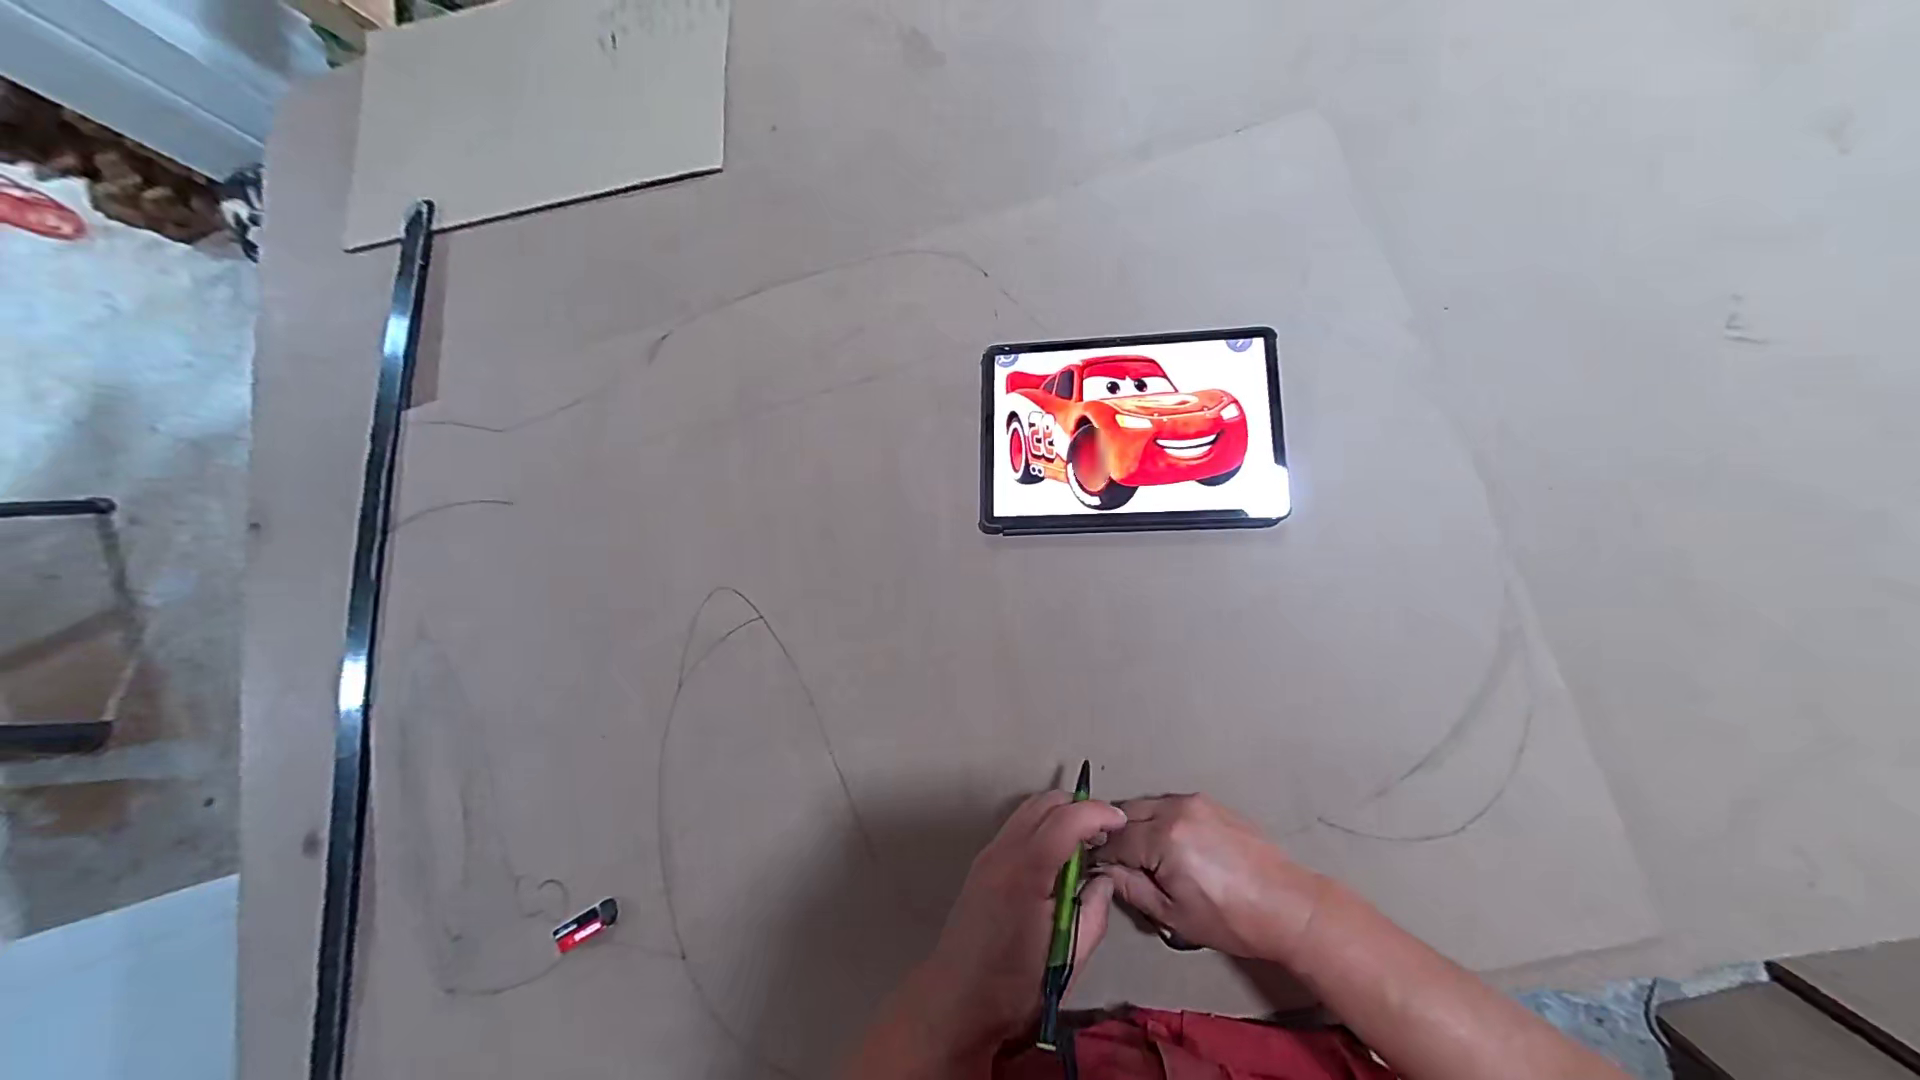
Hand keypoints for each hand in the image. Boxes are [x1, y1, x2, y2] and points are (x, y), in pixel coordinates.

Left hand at [883, 790, 1126, 1062]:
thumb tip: (1102, 881)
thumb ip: (1094, 911)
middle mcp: (1003, 853)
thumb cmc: (1013, 988)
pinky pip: (1018, 826)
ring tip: (1083, 845)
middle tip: (1104, 834)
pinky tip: (1057, 857)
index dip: (1098, 813)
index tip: (1120, 822)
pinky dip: (1043, 826)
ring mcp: (988, 855)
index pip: (1066, 819)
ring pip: (1028, 809)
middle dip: (1080, 808)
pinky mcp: (983, 864)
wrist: (957, 1001)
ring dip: (1060, 815)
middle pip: (1044, 802)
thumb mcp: (1069, 957)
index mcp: (1025, 872)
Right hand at [1094, 794, 1327, 963]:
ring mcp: (1194, 801)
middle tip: (1123, 864)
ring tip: (1150, 858)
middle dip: (1116, 836)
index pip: (1113, 839)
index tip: (1099, 870)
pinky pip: (1169, 805)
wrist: (1288, 906)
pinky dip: (1160, 820)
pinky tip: (1172, 846)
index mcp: (1163, 837)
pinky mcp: (1209, 802)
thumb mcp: (1172, 915)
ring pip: (1146, 805)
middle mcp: (1175, 809)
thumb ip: (1130, 888)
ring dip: (1137, 825)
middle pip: (1124, 813)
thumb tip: (1103, 871)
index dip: (1102, 856)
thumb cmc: (1232, 919)